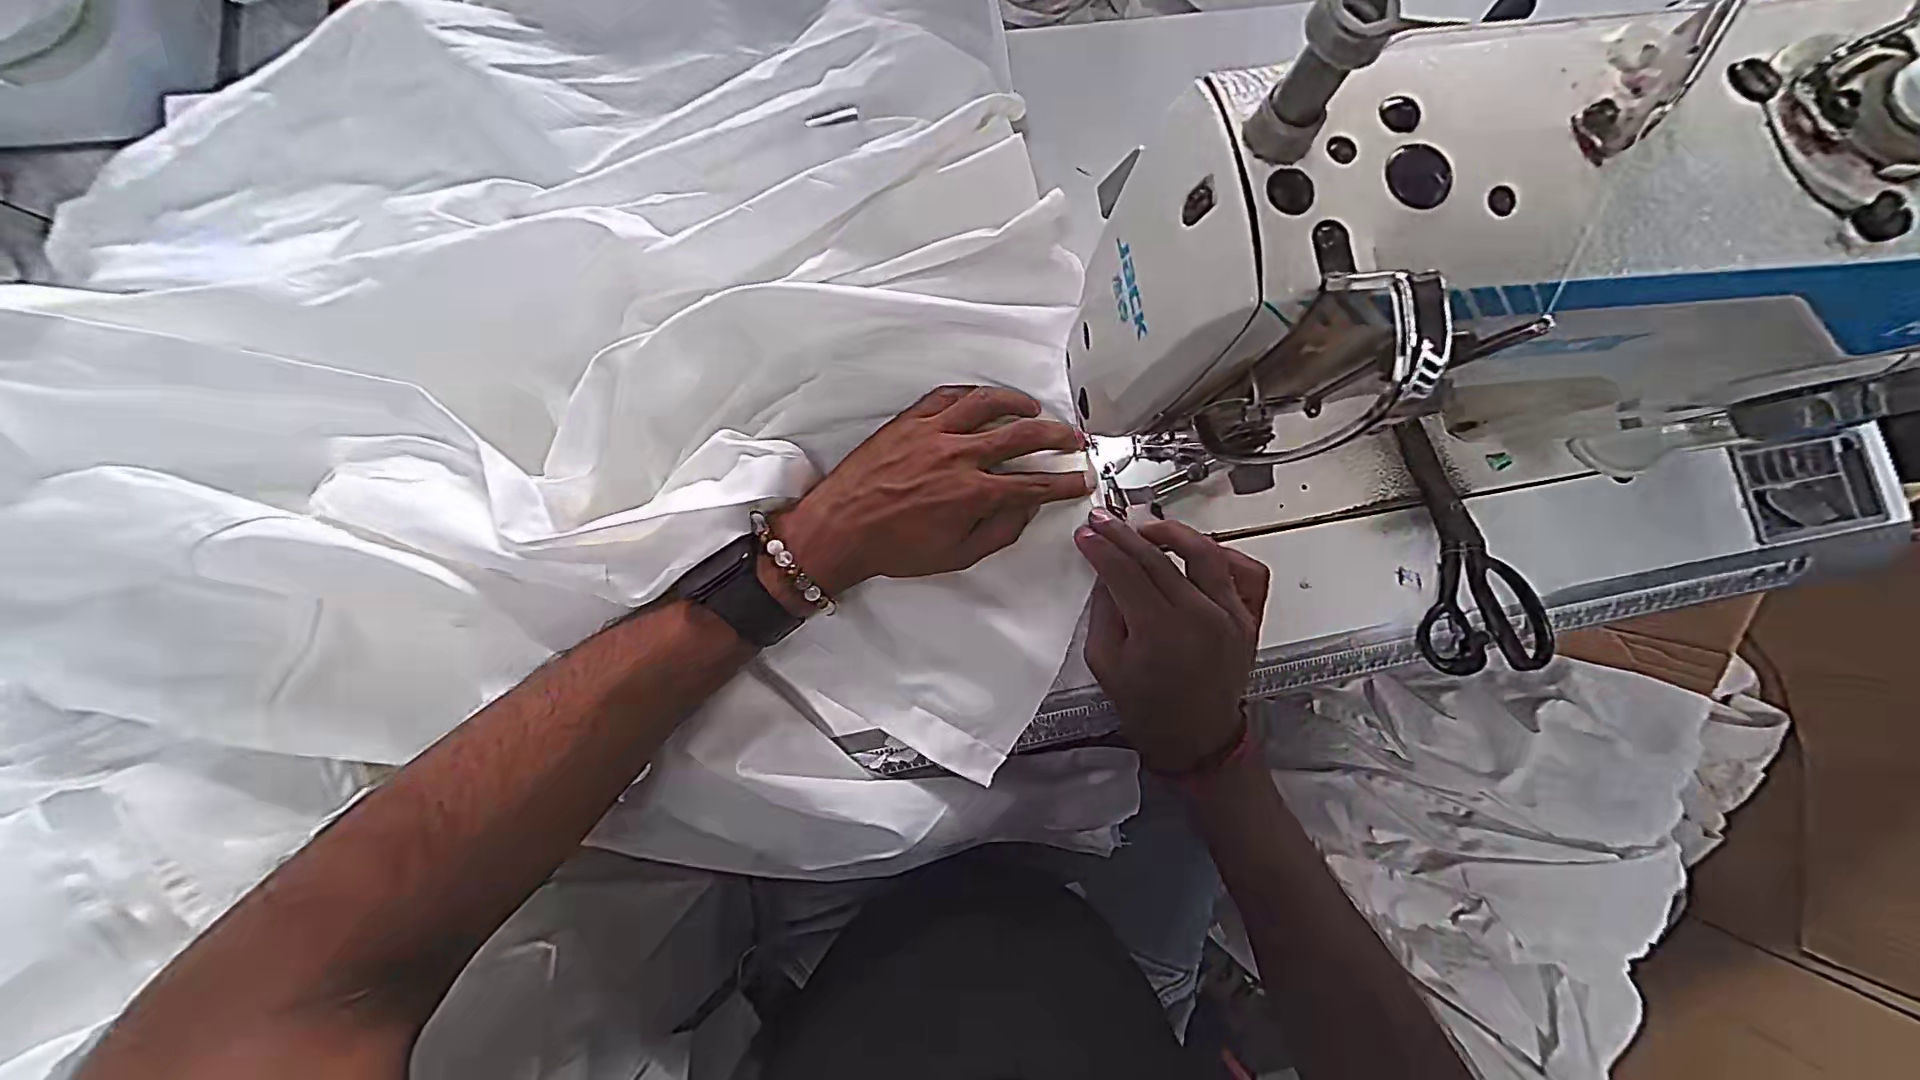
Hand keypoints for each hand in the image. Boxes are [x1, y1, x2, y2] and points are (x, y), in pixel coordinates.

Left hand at [773, 385, 1091, 595]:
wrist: (840, 530)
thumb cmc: (890, 546)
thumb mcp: (956, 556)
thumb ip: (998, 532)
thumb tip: (1024, 512)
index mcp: (972, 494)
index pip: (1034, 483)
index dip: (1063, 482)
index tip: (1077, 479)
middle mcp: (957, 457)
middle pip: (1023, 435)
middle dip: (1057, 437)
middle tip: (1070, 440)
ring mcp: (932, 434)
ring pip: (988, 404)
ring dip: (1019, 404)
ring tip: (1034, 410)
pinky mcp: (909, 422)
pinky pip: (947, 396)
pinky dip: (972, 394)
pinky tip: (983, 399)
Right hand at [1072, 511, 1270, 772]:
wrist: (1196, 738)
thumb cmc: (1151, 709)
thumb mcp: (1105, 662)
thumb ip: (1103, 611)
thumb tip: (1106, 572)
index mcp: (1160, 632)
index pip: (1125, 570)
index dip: (1101, 547)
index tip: (1088, 535)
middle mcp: (1201, 618)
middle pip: (1157, 557)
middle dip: (1124, 534)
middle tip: (1105, 522)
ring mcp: (1231, 616)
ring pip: (1204, 551)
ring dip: (1172, 533)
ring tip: (1148, 529)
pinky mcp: (1249, 619)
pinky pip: (1246, 570)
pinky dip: (1223, 553)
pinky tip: (1200, 551)